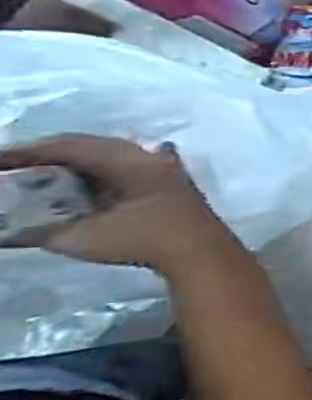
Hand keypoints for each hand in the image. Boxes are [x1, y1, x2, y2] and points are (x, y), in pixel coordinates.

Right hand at [0, 134, 235, 272]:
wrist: (203, 254)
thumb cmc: (144, 241)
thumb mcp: (78, 237)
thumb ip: (33, 230)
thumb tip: (7, 230)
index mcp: (133, 163)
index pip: (69, 146)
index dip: (24, 151)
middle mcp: (153, 159)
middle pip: (91, 145)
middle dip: (47, 152)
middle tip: (9, 164)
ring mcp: (167, 170)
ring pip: (111, 154)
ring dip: (73, 160)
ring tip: (36, 172)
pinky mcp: (172, 184)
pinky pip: (127, 166)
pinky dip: (97, 170)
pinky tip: (80, 181)